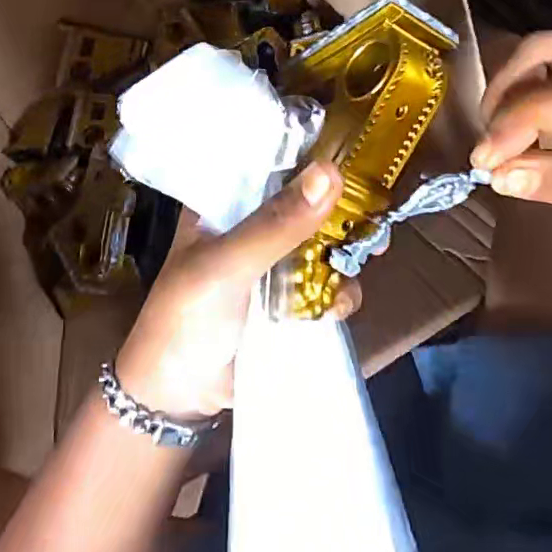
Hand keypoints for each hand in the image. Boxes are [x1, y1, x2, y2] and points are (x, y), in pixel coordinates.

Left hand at [113, 162, 358, 418]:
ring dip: (345, 252)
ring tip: (367, 256)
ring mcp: (271, 263)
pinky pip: (326, 285)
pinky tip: (336, 307)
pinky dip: (339, 292)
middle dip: (339, 209)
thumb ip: (275, 224)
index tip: (354, 156)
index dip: (310, 155)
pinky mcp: (288, 300)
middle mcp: (249, 224)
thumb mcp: (226, 265)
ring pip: (321, 243)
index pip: (269, 161)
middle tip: (374, 215)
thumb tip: (329, 172)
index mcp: (222, 201)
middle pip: (304, 202)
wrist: (176, 395)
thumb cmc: (185, 316)